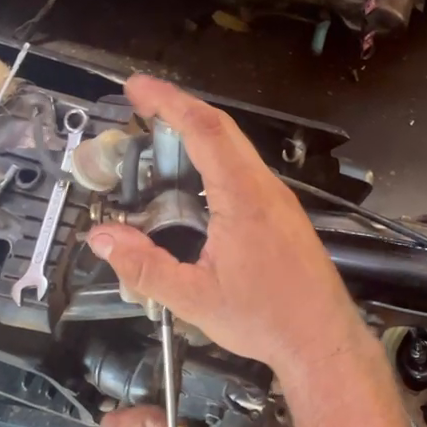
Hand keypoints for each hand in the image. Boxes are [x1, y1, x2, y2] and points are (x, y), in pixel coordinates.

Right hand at [87, 75, 368, 379]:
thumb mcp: (195, 299)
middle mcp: (266, 190)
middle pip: (223, 130)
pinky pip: (247, 174)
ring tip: (161, 143)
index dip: (169, 102)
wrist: (322, 338)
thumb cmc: (268, 319)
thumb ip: (145, 268)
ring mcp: (280, 202)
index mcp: (244, 198)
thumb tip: (104, 239)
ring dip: (199, 138)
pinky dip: (216, 164)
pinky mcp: (284, 217)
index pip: (205, 130)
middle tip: (141, 105)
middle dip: (179, 110)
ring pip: (237, 152)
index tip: (137, 88)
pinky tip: (197, 186)